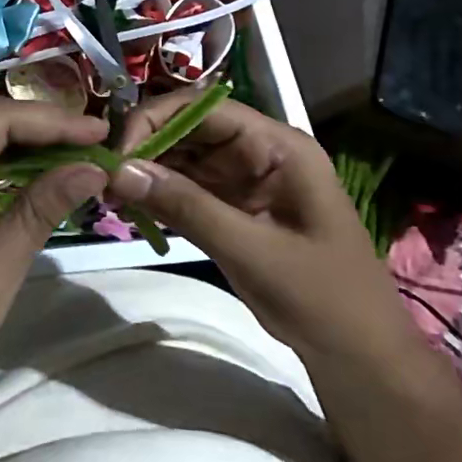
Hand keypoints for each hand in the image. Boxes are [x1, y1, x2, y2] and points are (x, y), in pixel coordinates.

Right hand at [108, 93, 415, 360]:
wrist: (358, 353)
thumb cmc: (320, 296)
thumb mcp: (250, 249)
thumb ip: (186, 206)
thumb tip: (119, 171)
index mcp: (279, 146)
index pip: (206, 109)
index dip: (156, 120)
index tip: (117, 155)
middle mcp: (260, 152)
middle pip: (191, 129)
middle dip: (146, 146)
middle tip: (103, 179)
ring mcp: (247, 181)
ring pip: (186, 159)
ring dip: (148, 172)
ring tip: (109, 195)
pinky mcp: (236, 209)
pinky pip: (190, 190)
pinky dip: (161, 196)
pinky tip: (131, 208)